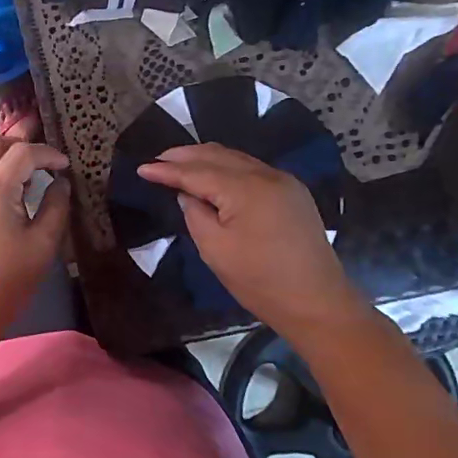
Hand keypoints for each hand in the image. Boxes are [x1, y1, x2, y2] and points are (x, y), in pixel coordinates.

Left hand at [0, 135, 70, 336]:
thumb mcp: (45, 241)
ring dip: (0, 155)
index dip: (47, 153)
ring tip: (26, 172)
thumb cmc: (13, 275)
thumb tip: (60, 182)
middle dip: (17, 142)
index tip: (64, 166)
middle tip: (42, 157)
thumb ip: (56, 204)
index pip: (22, 153)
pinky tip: (8, 190)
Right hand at [136, 143, 364, 335]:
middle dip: (184, 155)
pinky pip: (251, 169)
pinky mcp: (292, 194)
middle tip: (157, 160)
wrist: (316, 302)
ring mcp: (284, 183)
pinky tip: (212, 174)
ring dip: (205, 158)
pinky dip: (226, 166)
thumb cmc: (259, 279)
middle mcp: (267, 177)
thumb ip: (195, 214)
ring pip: (236, 158)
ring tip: (178, 162)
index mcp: (246, 190)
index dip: (167, 170)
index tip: (141, 169)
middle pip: (218, 155)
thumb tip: (188, 195)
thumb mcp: (214, 248)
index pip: (197, 172)